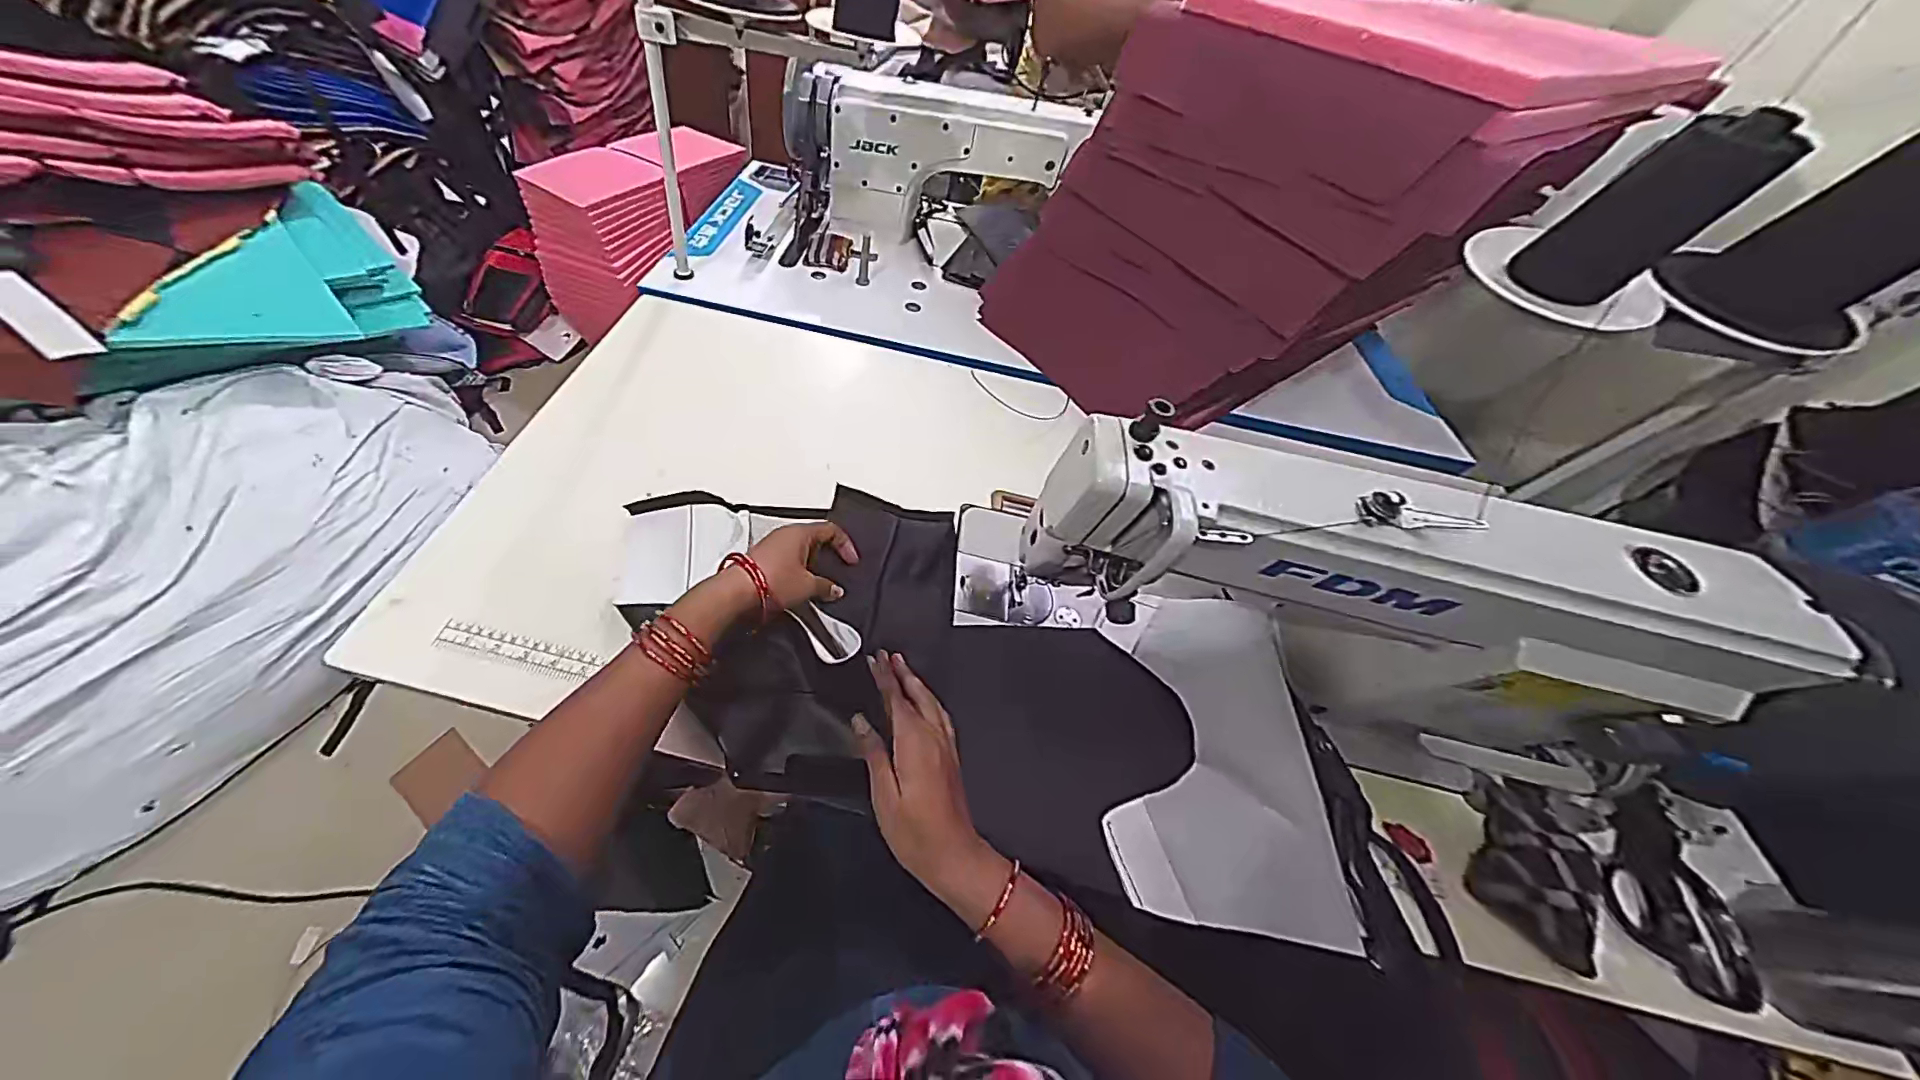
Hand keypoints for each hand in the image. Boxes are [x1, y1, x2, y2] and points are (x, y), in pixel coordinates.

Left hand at [742, 521, 858, 611]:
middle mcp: (784, 534)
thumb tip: (833, 589)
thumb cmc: (768, 580)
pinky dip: (796, 570)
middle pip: (814, 539)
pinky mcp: (761, 559)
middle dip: (827, 555)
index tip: (850, 560)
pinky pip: (786, 560)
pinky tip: (798, 586)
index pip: (831, 529)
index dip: (845, 544)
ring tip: (815, 583)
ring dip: (811, 564)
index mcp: (799, 532)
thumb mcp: (808, 586)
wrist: (736, 593)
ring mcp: (771, 546)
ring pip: (799, 550)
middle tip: (835, 570)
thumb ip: (826, 586)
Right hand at [853, 652, 1004, 906]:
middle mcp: (934, 739)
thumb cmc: (916, 832)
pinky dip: (929, 700)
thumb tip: (862, 724)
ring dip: (917, 683)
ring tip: (904, 670)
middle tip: (888, 656)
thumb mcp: (883, 794)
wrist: (953, 854)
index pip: (896, 700)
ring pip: (932, 703)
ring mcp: (946, 747)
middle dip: (902, 673)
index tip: (875, 660)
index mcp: (915, 743)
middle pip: (918, 695)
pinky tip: (925, 703)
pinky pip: (940, 716)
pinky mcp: (951, 758)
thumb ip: (873, 753)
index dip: (884, 678)